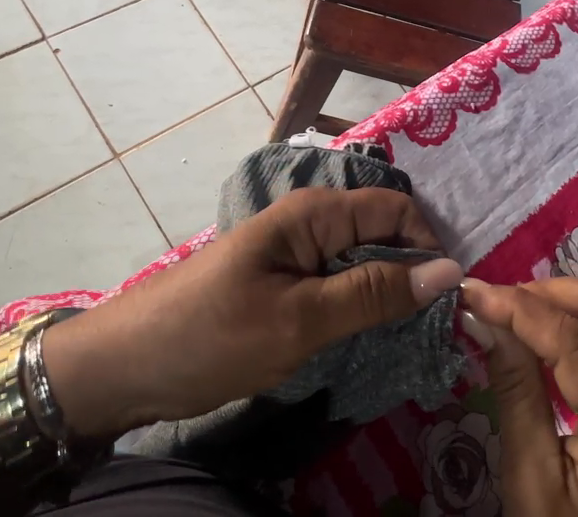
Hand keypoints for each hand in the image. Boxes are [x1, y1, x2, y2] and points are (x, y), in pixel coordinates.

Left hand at [43, 187, 462, 440]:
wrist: (126, 367)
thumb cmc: (211, 336)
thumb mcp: (299, 320)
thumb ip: (373, 294)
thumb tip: (449, 269)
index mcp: (315, 213)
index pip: (397, 209)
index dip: (429, 246)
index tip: (450, 298)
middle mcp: (311, 224)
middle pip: (384, 234)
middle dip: (413, 273)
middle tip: (435, 328)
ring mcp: (297, 256)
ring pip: (364, 263)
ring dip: (388, 296)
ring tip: (409, 339)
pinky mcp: (286, 286)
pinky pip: (339, 286)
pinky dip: (361, 309)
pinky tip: (371, 338)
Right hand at [462, 279, 577, 516]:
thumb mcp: (530, 476)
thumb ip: (514, 389)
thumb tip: (483, 318)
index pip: (577, 342)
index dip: (520, 308)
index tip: (472, 293)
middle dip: (552, 293)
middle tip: (500, 307)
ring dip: (567, 301)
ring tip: (517, 317)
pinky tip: (545, 335)